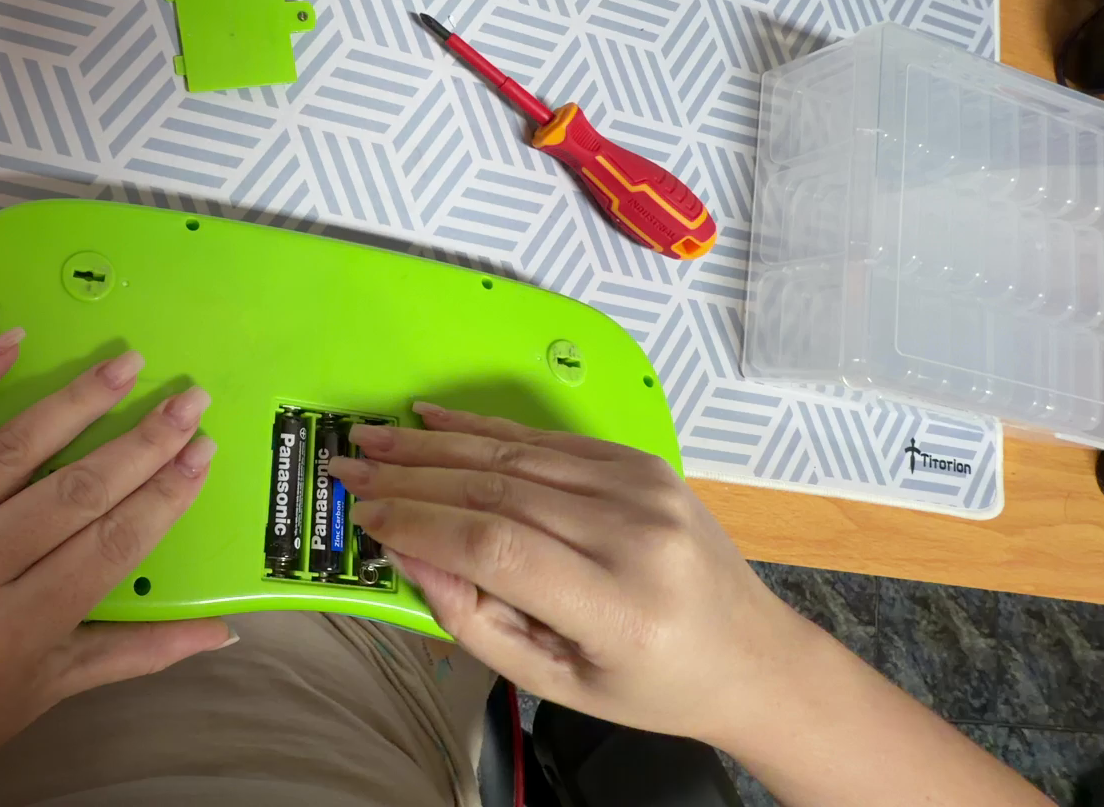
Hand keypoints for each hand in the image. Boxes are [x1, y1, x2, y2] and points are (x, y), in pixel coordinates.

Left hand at [0, 330, 231, 805]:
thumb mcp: (46, 692)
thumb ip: (137, 652)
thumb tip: (226, 627)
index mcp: (11, 635)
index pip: (110, 544)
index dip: (164, 492)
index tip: (202, 447)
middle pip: (72, 491)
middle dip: (142, 440)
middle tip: (187, 397)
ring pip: (9, 449)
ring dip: (77, 400)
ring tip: (125, 365)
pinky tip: (13, 343)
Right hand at [327, 404, 815, 747]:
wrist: (755, 654)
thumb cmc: (647, 686)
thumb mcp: (553, 682)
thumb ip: (470, 617)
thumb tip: (401, 547)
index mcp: (619, 607)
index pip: (493, 545)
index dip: (417, 523)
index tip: (361, 513)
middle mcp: (633, 533)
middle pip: (494, 488)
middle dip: (408, 475)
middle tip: (348, 466)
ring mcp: (638, 485)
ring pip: (509, 453)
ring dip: (430, 444)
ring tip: (373, 438)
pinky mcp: (635, 458)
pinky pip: (539, 436)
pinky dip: (476, 426)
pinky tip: (429, 418)